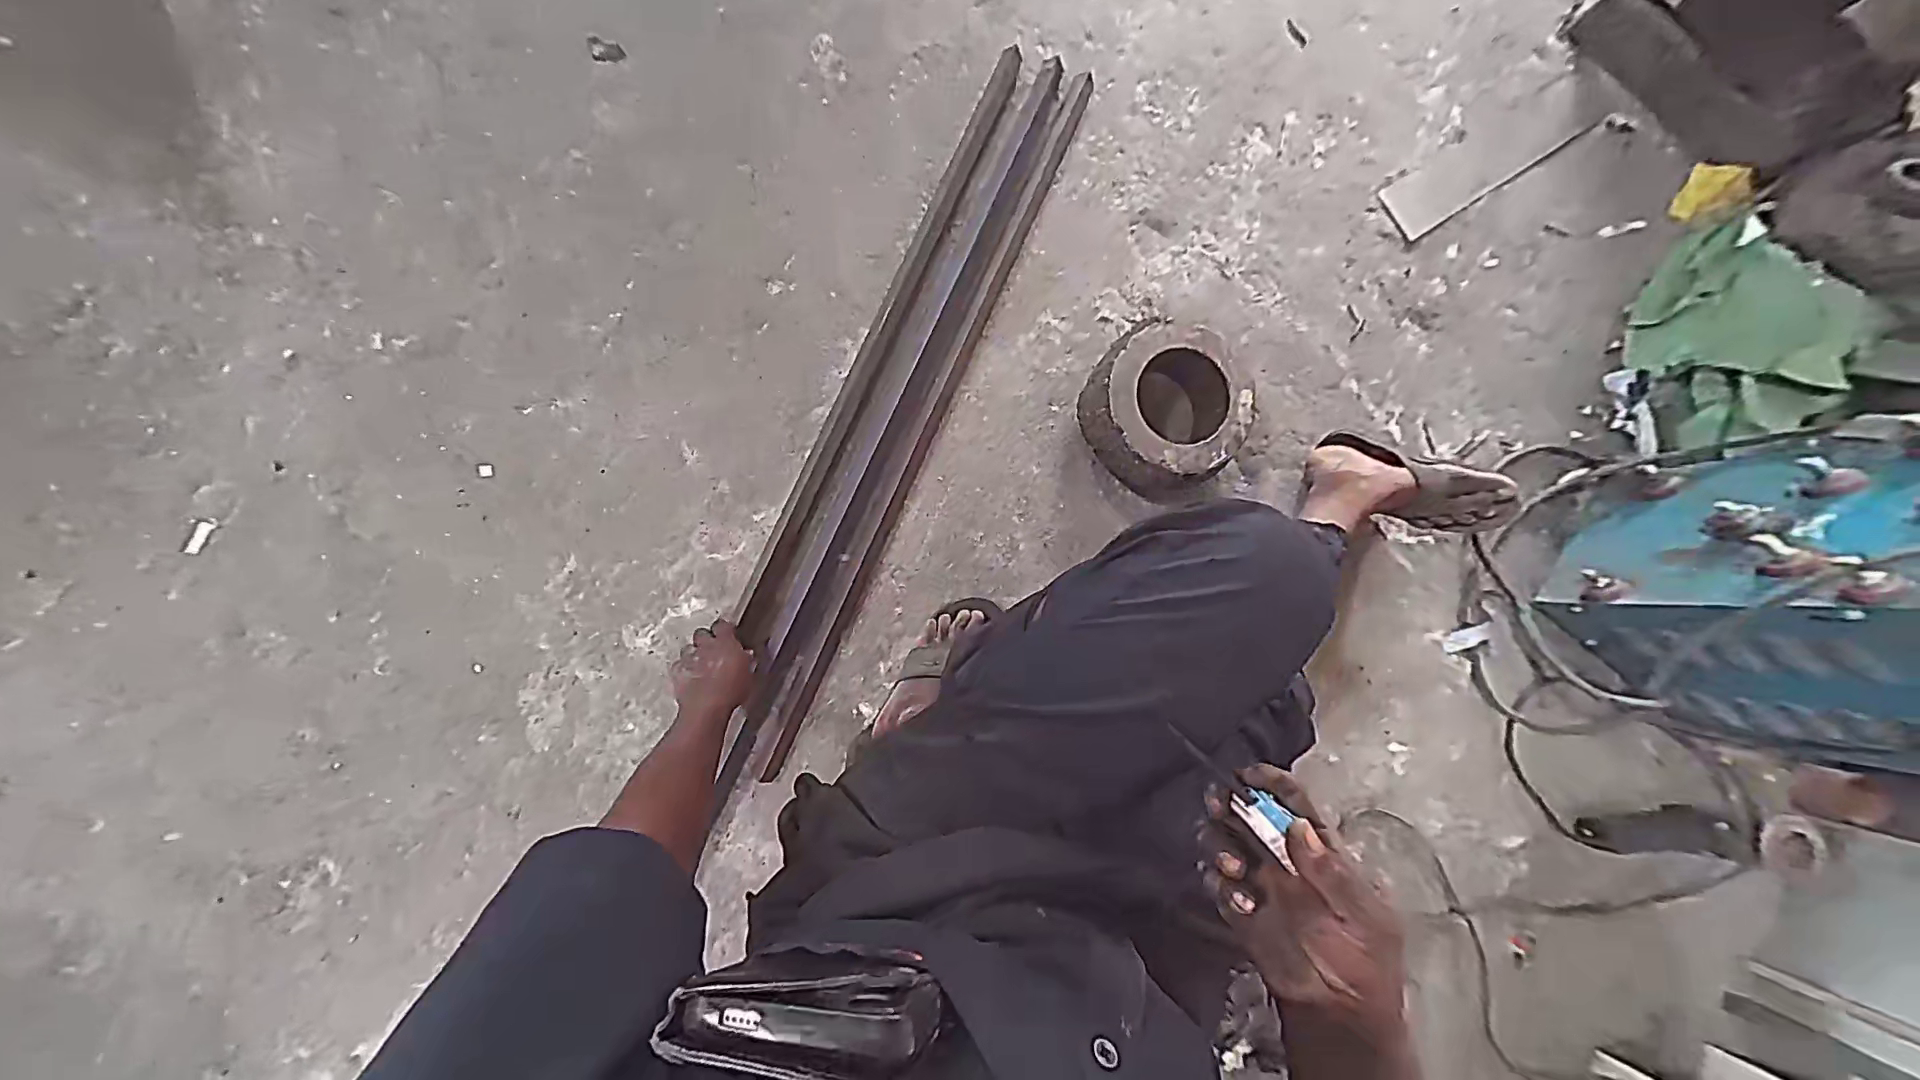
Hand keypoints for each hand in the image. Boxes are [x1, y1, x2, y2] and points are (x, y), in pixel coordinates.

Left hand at [670, 619, 753, 719]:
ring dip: (694, 654)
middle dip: (706, 639)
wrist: (707, 708)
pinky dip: (684, 669)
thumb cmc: (730, 691)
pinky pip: (679, 665)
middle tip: (714, 649)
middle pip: (702, 633)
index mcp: (725, 643)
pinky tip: (691, 676)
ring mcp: (689, 658)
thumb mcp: (749, 676)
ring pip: (688, 648)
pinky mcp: (678, 672)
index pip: (722, 625)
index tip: (728, 633)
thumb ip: (746, 661)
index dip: (724, 629)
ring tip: (702, 664)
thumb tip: (747, 656)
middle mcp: (705, 646)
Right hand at [1199, 766, 1409, 1043]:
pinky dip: (1221, 886)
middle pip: (1245, 812)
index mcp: (1317, 848)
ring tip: (1235, 867)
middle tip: (1220, 807)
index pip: (1292, 800)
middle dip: (1227, 803)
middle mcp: (1282, 854)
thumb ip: (1333, 872)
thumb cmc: (1365, 961)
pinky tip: (1242, 904)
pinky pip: (1216, 882)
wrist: (1341, 1014)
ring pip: (1221, 839)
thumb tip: (1299, 827)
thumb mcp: (1365, 917)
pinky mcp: (1237, 904)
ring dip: (1219, 844)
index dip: (1269, 781)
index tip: (1247, 775)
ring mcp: (1257, 878)